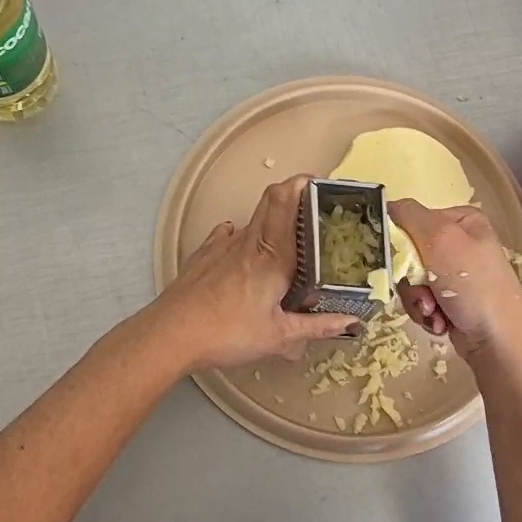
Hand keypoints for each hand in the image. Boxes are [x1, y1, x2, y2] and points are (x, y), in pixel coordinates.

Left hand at [149, 176, 360, 370]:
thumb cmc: (226, 333)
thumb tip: (350, 323)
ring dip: (271, 223)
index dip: (303, 184)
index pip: (286, 200)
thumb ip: (317, 327)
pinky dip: (241, 238)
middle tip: (314, 209)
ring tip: (285, 244)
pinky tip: (243, 255)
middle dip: (293, 196)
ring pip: (252, 220)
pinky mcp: (204, 255)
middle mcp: (248, 240)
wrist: (170, 334)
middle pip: (271, 200)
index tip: (322, 184)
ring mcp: (222, 245)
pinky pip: (227, 236)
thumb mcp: (278, 337)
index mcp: (273, 254)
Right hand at [390, 198, 521, 357]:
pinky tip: (440, 322)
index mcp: (461, 220)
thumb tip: (386, 204)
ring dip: (416, 300)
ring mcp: (455, 274)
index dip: (400, 242)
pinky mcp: (451, 300)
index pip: (412, 219)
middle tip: (423, 294)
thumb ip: (410, 216)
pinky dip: (425, 313)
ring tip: (434, 312)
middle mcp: (459, 244)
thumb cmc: (474, 285)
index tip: (401, 262)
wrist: (498, 341)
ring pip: (410, 282)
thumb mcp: (441, 239)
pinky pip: (420, 301)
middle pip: (408, 254)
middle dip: (410, 280)